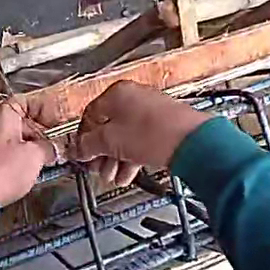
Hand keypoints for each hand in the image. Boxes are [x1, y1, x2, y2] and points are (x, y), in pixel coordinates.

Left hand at [0, 98, 57, 206]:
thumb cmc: (0, 171)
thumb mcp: (35, 156)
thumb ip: (47, 148)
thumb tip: (51, 148)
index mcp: (1, 115)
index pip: (25, 102)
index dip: (43, 111)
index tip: (54, 123)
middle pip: (18, 122)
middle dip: (37, 135)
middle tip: (50, 148)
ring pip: (9, 140)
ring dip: (25, 150)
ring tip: (38, 163)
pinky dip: (12, 160)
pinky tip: (21, 174)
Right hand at [71, 81, 203, 180]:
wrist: (193, 142)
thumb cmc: (154, 133)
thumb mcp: (109, 142)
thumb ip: (88, 145)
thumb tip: (77, 149)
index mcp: (116, 93)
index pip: (89, 116)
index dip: (83, 139)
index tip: (81, 154)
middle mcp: (134, 97)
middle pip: (108, 127)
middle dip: (101, 152)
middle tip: (97, 168)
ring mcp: (151, 110)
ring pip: (125, 136)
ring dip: (116, 158)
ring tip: (113, 175)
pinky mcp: (165, 124)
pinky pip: (141, 139)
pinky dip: (132, 156)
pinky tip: (128, 173)